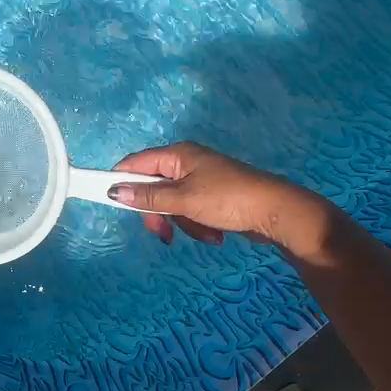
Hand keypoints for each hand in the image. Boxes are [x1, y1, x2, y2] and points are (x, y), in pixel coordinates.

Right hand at [110, 142, 339, 255]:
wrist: (278, 214)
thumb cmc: (229, 200)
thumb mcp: (184, 200)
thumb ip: (148, 198)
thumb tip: (112, 191)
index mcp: (177, 155)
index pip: (135, 163)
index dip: (120, 182)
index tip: (112, 204)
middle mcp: (186, 163)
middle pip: (152, 188)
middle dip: (157, 213)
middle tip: (163, 233)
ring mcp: (201, 180)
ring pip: (172, 204)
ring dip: (182, 223)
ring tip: (204, 234)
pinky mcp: (213, 197)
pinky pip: (191, 211)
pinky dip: (197, 225)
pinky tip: (214, 235)